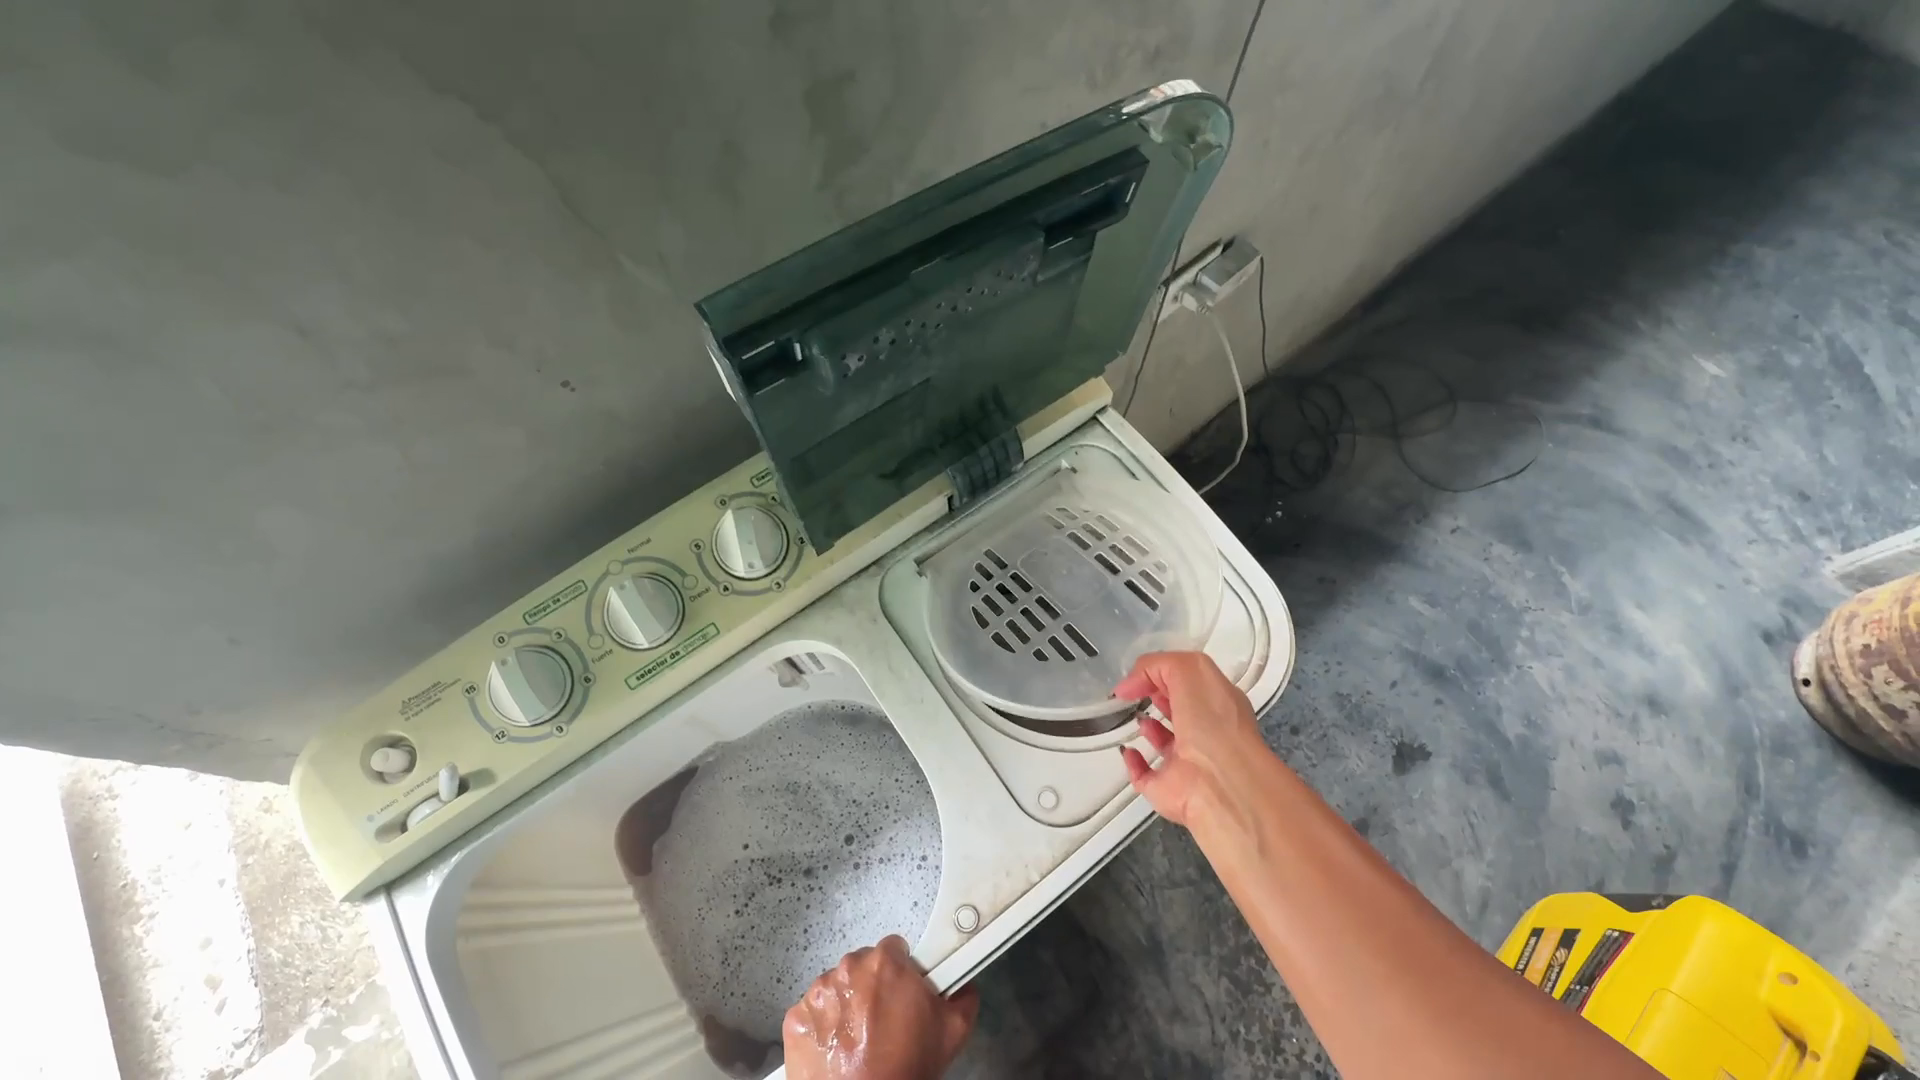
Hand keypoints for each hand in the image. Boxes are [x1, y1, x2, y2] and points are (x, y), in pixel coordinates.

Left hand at [782, 935, 977, 1079]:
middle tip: (885, 1018)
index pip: (895, 948)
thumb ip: (962, 996)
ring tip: (860, 1036)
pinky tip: (838, 1046)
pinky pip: (814, 1010)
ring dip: (848, 1002)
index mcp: (886, 962)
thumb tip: (964, 986)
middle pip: (864, 964)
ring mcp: (818, 992)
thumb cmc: (906, 1067)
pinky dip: (824, 1024)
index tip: (904, 991)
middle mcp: (849, 968)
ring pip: (838, 985)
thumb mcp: (952, 1032)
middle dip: (874, 985)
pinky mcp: (796, 1017)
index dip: (902, 970)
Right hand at [1115, 651, 1276, 829]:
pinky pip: (1145, 774)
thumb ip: (1156, 665)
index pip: (1191, 681)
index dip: (1164, 672)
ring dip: (1149, 729)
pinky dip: (1134, 763)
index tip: (1140, 674)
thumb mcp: (1189, 669)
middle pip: (1180, 709)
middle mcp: (1206, 732)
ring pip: (1166, 742)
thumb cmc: (1214, 724)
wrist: (1219, 782)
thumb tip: (1131, 684)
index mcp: (1218, 703)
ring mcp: (1188, 762)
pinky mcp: (1168, 788)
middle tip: (1136, 691)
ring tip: (1134, 717)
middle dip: (1158, 697)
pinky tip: (1128, 751)